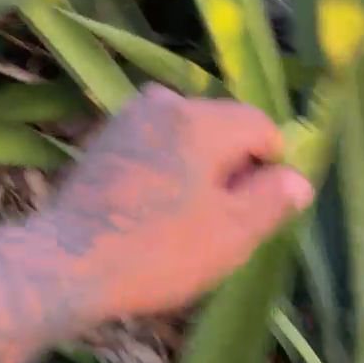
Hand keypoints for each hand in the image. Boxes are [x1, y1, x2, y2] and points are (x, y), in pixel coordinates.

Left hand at [27, 84, 314, 322]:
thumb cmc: (157, 249)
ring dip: (195, 166)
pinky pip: (154, 141)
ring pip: (186, 134)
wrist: (66, 260)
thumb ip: (271, 199)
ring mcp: (129, 116)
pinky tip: (150, 209)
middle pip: (221, 125)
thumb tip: (297, 178)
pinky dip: (164, 165)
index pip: (259, 125)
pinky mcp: (105, 136)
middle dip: (230, 165)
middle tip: (216, 220)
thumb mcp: (230, 234)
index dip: (268, 167)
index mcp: (201, 118)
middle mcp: (164, 102)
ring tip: (182, 218)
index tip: (254, 209)